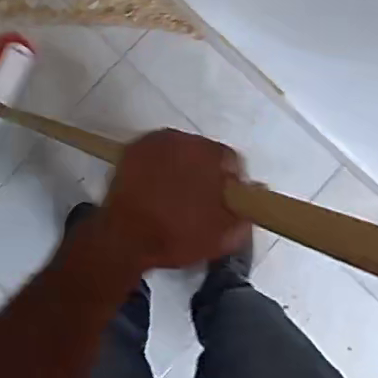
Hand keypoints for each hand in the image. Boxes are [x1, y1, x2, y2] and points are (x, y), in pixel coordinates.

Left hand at [98, 129, 248, 270]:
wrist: (123, 238)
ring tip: (173, 195)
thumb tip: (254, 195)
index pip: (231, 160)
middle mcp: (182, 139)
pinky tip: (154, 187)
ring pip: (178, 151)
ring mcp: (154, 141)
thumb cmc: (176, 236)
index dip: (230, 181)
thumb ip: (245, 213)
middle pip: (203, 152)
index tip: (225, 200)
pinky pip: (154, 154)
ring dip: (180, 166)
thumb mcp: (223, 236)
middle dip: (204, 171)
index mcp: (209, 155)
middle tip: (199, 199)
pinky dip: (157, 166)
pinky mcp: (131, 149)